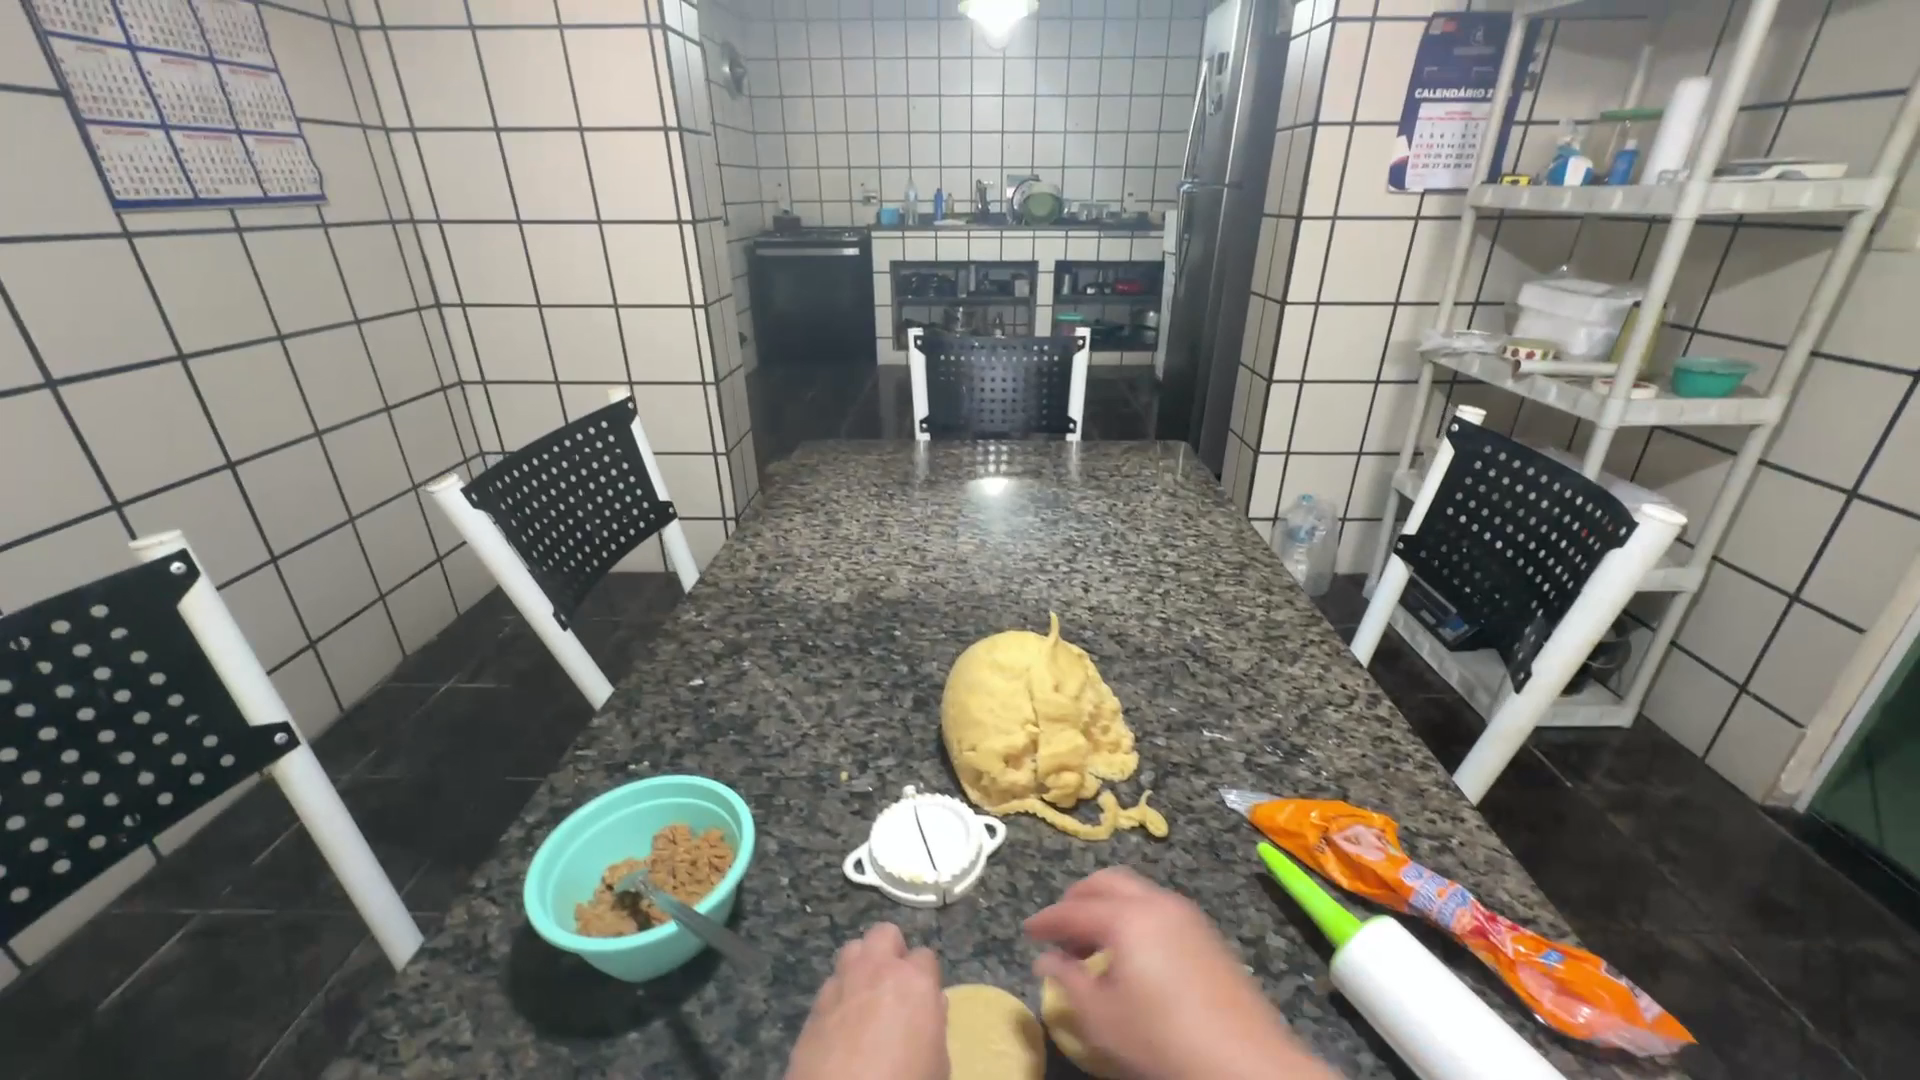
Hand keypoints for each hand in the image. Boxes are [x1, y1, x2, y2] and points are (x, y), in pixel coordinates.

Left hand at [784, 923, 947, 1079]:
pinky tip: (841, 1022)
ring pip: (852, 950)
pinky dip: (838, 996)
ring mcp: (842, 984)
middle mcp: (876, 971)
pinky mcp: (814, 1006)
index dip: (926, 976)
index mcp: (914, 981)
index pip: (925, 956)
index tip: (924, 997)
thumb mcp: (938, 1063)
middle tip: (895, 984)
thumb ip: (934, 1025)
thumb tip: (930, 1007)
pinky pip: (830, 985)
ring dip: (861, 965)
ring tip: (865, 996)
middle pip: (884, 934)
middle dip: (891, 952)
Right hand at [1028, 868, 1336, 1079]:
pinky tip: (1130, 954)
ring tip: (1092, 946)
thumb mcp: (1103, 1019)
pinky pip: (1156, 906)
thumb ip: (1068, 981)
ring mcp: (1185, 913)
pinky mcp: (1205, 931)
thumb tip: (1046, 959)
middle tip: (1060, 930)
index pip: (1072, 909)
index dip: (1046, 920)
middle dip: (1077, 900)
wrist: (1248, 1062)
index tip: (1027, 931)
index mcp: (1125, 917)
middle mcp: (1155, 901)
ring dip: (1106, 906)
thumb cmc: (1165, 1040)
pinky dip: (1132, 915)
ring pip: (1134, 891)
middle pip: (1105, 882)